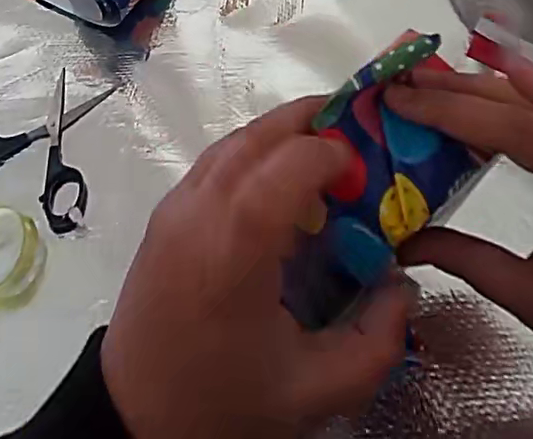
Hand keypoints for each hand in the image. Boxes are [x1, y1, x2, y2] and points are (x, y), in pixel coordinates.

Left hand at [102, 97, 410, 437]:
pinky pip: (219, 158)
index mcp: (234, 252)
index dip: (328, 152)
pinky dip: (256, 150)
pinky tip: (277, 179)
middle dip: (311, 122)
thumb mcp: (313, 392)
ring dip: (282, 132)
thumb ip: (375, 341)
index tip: (359, 169)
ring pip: (237, 139)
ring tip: (319, 153)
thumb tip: (402, 284)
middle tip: (351, 135)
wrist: (130, 419)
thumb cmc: (221, 402)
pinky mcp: (166, 210)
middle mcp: (199, 212)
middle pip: (258, 135)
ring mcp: (176, 206)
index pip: (283, 167)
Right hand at [383, 59, 532, 406]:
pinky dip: (512, 91)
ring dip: (479, 85)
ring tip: (427, 81)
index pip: (519, 132)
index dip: (458, 112)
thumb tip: (403, 242)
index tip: (407, 99)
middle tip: (403, 84)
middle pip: (524, 105)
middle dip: (459, 91)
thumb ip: (472, 263)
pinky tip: (481, 85)